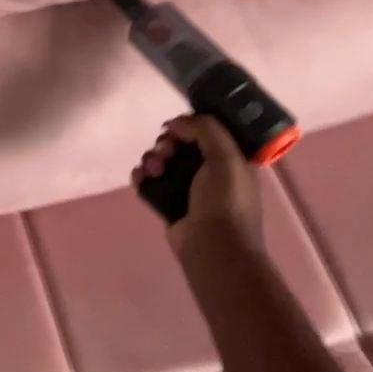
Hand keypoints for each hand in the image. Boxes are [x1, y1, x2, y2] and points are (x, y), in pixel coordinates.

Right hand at [134, 114, 263, 254]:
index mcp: (231, 161)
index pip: (207, 131)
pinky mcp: (169, 203)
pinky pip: (150, 180)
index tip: (176, 127)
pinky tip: (140, 177)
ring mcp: (188, 188)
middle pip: (180, 144)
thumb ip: (205, 129)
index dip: (190, 124)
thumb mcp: (226, 157)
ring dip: (152, 158)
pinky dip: (142, 175)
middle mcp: (211, 172)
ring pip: (162, 159)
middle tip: (166, 151)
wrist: (213, 247)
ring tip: (153, 169)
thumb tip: (175, 123)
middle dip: (166, 142)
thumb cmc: (226, 201)